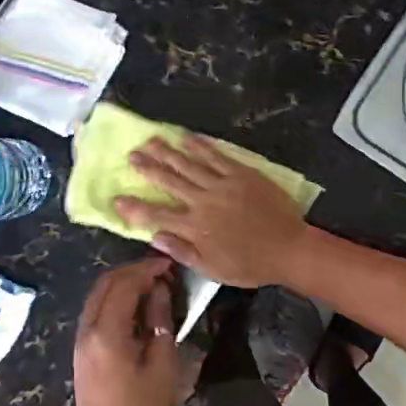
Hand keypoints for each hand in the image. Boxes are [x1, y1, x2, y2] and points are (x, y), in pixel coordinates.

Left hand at [72, 257, 179, 405]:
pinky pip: (96, 311)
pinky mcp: (81, 350)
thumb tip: (160, 291)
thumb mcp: (162, 366)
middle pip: (105, 284)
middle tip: (161, 271)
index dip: (146, 269)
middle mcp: (87, 330)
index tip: (169, 264)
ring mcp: (80, 340)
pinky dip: (115, 299)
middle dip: (132, 271)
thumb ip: (160, 322)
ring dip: (122, 284)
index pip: (124, 284)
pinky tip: (137, 307)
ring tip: (152, 286)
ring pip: (97, 295)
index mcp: (106, 334)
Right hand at [115, 136, 311, 287]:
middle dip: (148, 167)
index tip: (116, 198)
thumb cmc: (250, 264)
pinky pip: (217, 156)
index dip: (134, 207)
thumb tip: (155, 236)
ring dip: (169, 151)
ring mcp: (223, 184)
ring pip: (189, 163)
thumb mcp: (212, 268)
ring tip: (152, 140)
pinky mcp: (242, 173)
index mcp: (195, 227)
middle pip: (169, 181)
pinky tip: (188, 136)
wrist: (289, 248)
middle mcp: (204, 201)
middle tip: (131, 155)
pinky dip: (201, 145)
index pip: (156, 214)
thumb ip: (182, 251)